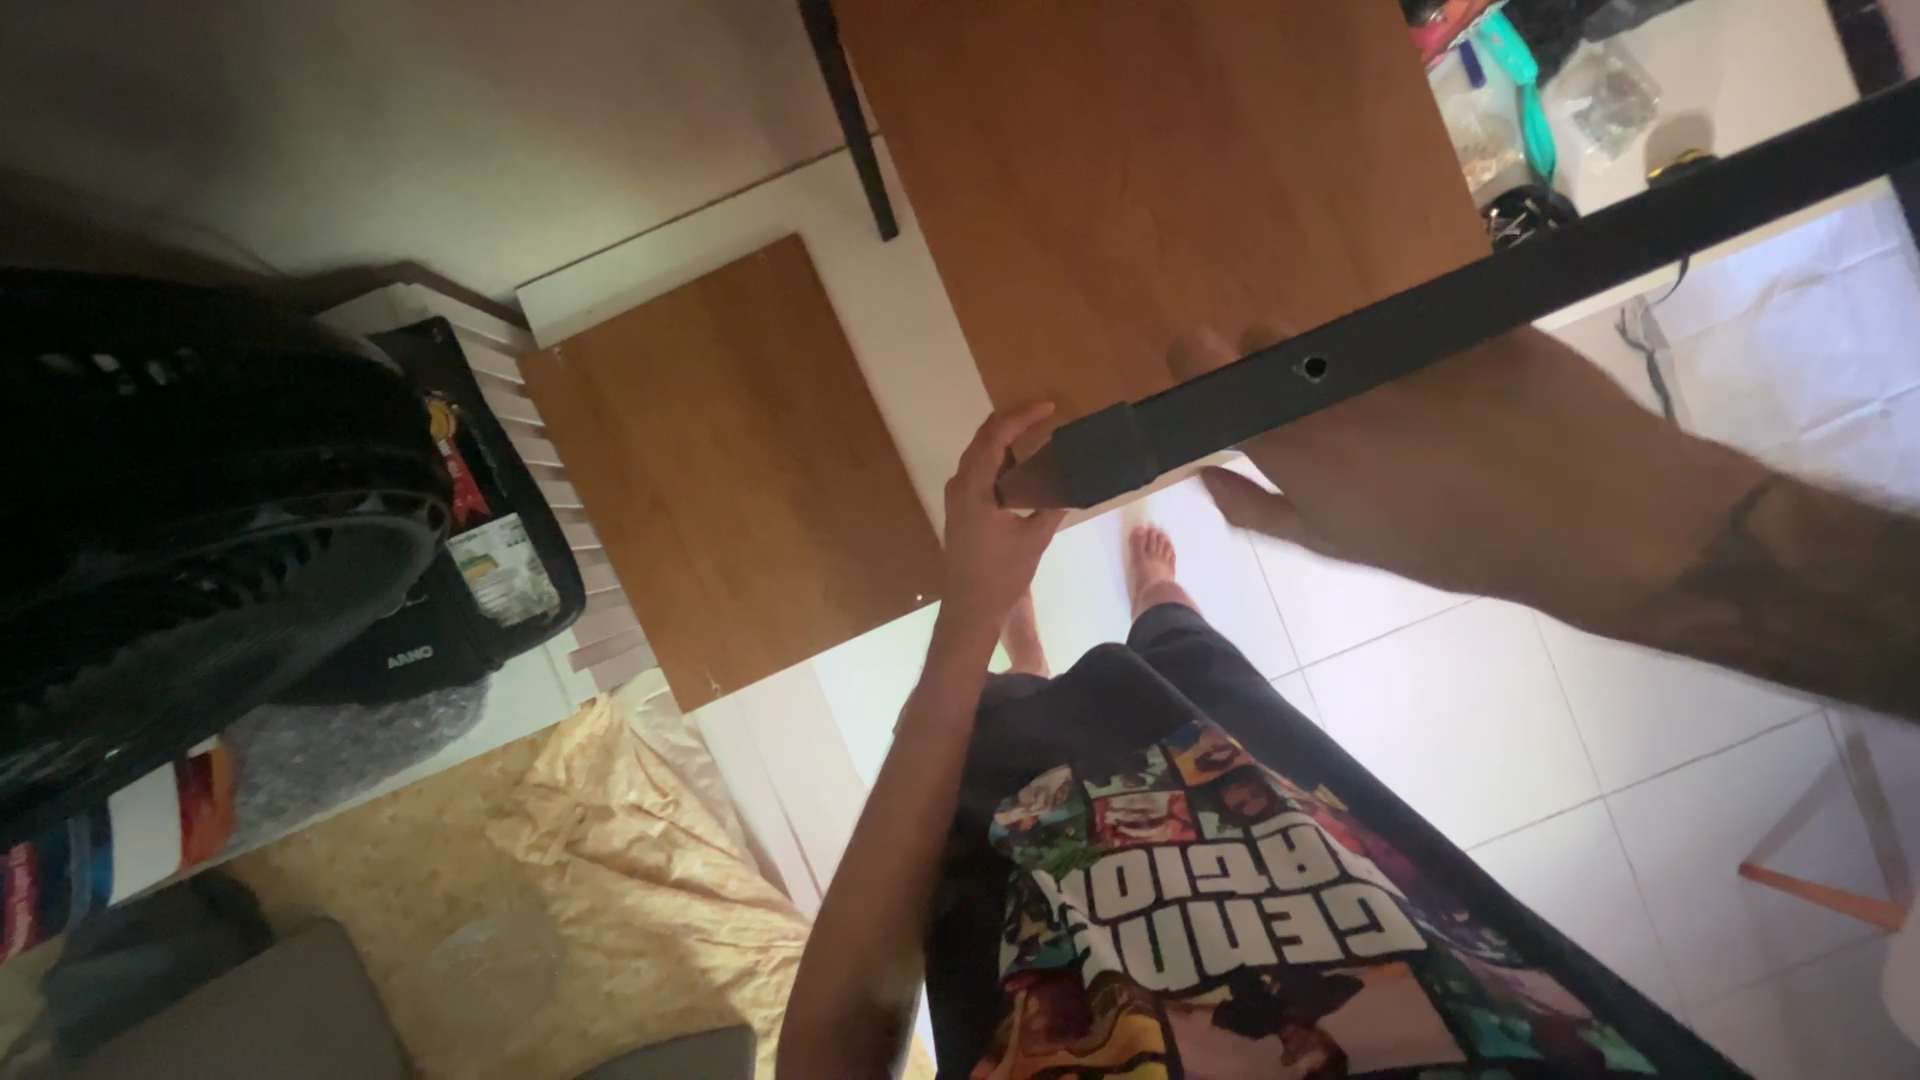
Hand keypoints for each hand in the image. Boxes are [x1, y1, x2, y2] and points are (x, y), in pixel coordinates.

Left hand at [940, 403, 1068, 635]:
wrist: (969, 608)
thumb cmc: (1000, 575)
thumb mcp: (1033, 538)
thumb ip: (1053, 505)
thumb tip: (1074, 481)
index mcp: (974, 488)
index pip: (995, 436)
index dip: (1021, 416)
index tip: (1048, 407)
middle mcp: (960, 485)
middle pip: (983, 439)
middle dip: (1013, 422)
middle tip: (1044, 415)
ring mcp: (957, 497)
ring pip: (980, 455)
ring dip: (1005, 441)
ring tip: (1037, 435)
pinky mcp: (961, 509)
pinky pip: (979, 472)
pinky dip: (1000, 461)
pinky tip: (1022, 467)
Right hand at [1188, 326, 1769, 632]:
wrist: (1594, 519)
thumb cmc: (1450, 547)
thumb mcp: (1339, 542)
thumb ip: (1256, 506)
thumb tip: (1204, 472)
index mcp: (1296, 436)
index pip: (1206, 358)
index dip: (1194, 357)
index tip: (1203, 371)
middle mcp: (1335, 378)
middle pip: (1269, 335)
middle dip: (1271, 361)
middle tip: (1316, 405)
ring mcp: (1404, 341)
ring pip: (1343, 333)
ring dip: (1348, 360)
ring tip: (1404, 406)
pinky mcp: (1471, 317)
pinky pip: (1418, 325)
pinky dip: (1420, 350)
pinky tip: (1461, 389)